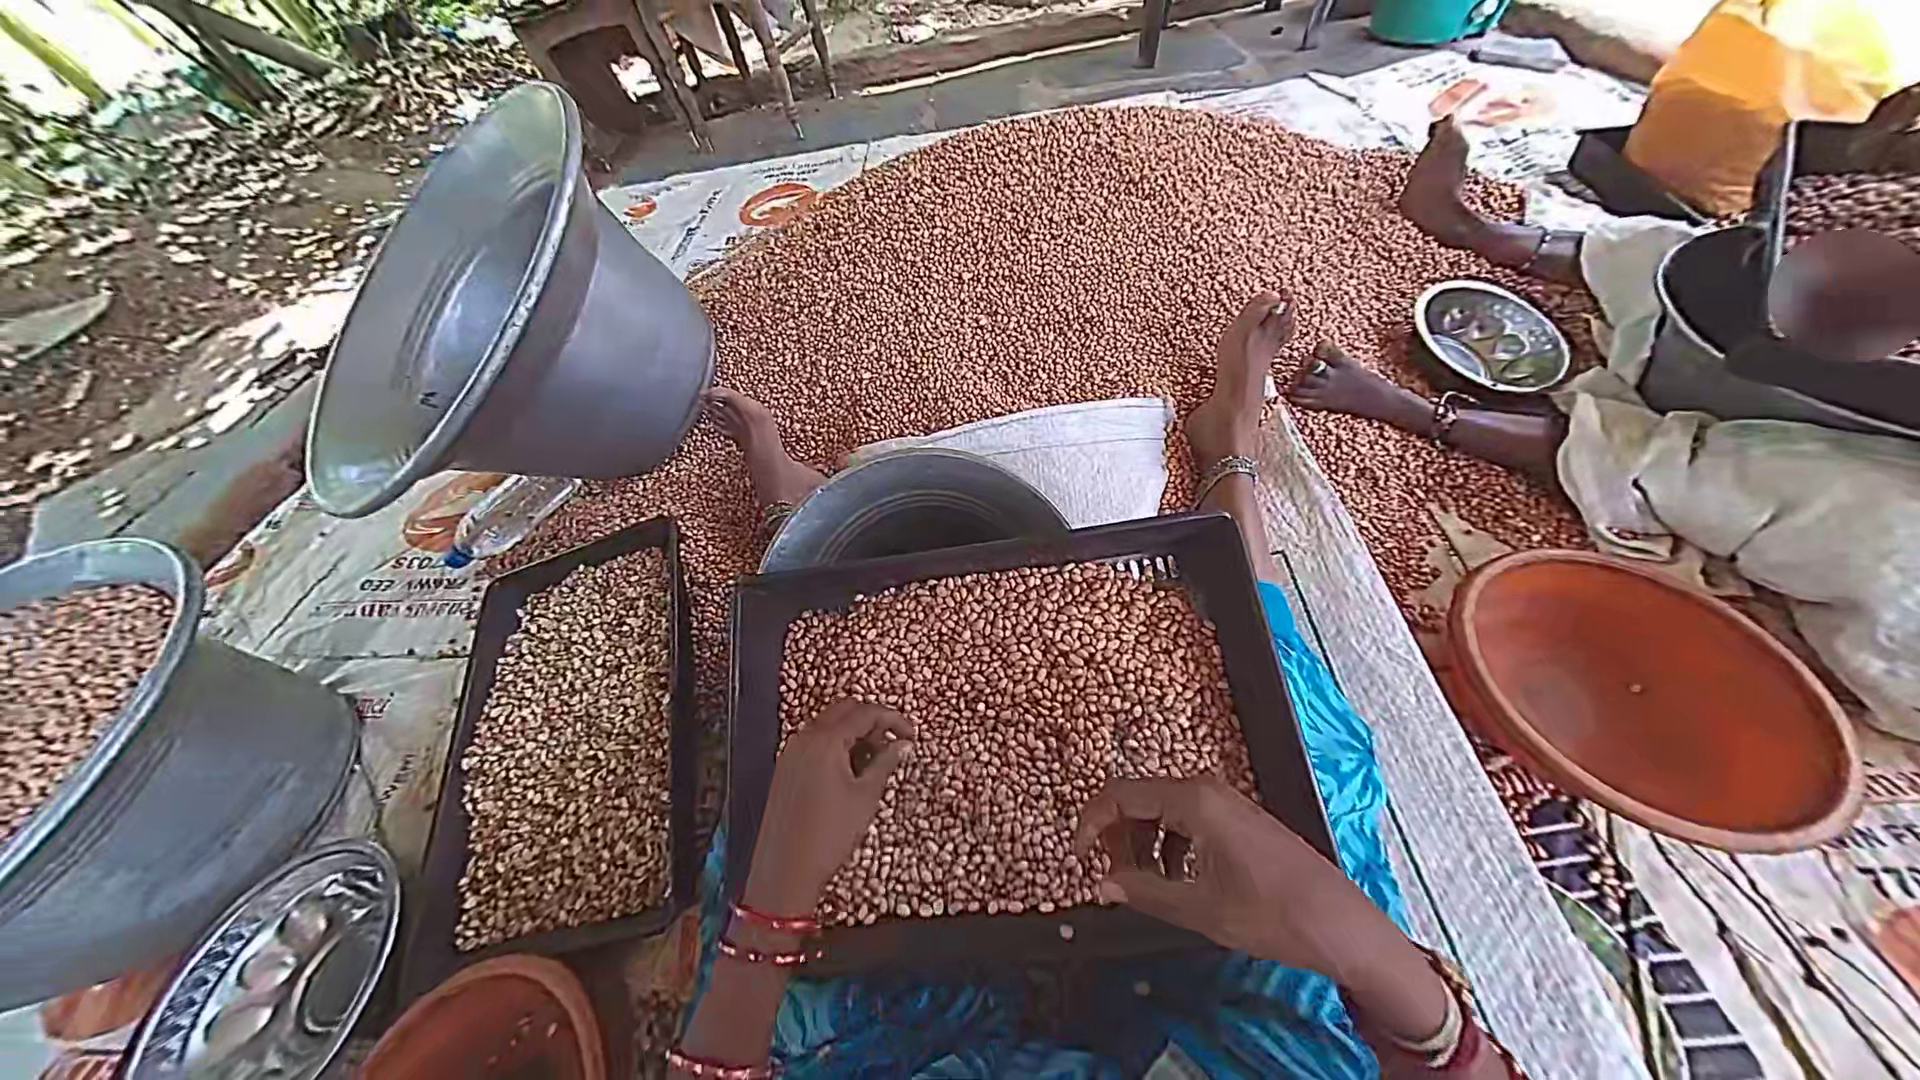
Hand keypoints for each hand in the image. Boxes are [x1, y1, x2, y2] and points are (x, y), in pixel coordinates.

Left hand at [745, 700, 914, 915]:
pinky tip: (850, 770)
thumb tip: (901, 745)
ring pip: (828, 725)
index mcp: (825, 741)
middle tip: (892, 743)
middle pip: (844, 711)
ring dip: (853, 733)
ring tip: (874, 760)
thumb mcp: (865, 796)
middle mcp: (804, 740)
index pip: (864, 713)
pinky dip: (835, 746)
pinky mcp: (785, 769)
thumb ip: (885, 762)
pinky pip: (814, 742)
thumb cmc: (826, 837)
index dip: (892, 719)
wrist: (785, 873)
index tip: (909, 734)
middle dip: (871, 721)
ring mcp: (791, 753)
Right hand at [1074, 776, 1406, 986]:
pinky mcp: (1234, 815)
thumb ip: (1143, 892)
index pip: (1119, 796)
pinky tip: (1176, 879)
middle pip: (1137, 800)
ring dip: (1143, 844)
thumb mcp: (1200, 909)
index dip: (1090, 823)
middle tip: (1115, 878)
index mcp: (1192, 800)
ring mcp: (1222, 799)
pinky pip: (1184, 818)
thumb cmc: (1275, 914)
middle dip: (1119, 838)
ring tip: (1146, 885)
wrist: (1345, 926)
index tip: (1077, 854)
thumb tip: (1102, 885)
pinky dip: (1168, 845)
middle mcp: (1203, 788)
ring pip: (1160, 810)